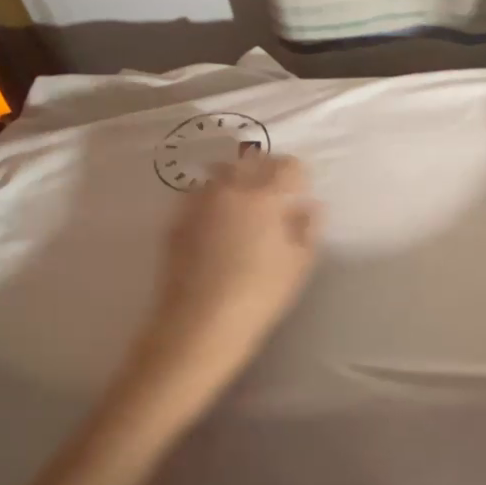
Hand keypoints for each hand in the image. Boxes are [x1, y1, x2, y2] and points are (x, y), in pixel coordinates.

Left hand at [139, 156, 320, 377]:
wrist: (199, 324)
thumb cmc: (260, 294)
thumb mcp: (299, 263)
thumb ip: (308, 227)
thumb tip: (309, 206)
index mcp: (264, 196)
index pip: (286, 165)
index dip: (298, 174)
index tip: (301, 191)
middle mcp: (229, 190)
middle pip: (250, 161)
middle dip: (266, 169)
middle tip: (276, 191)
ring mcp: (198, 203)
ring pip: (220, 173)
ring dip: (237, 178)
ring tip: (245, 201)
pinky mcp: (176, 220)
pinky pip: (198, 194)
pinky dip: (212, 197)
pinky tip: (218, 221)